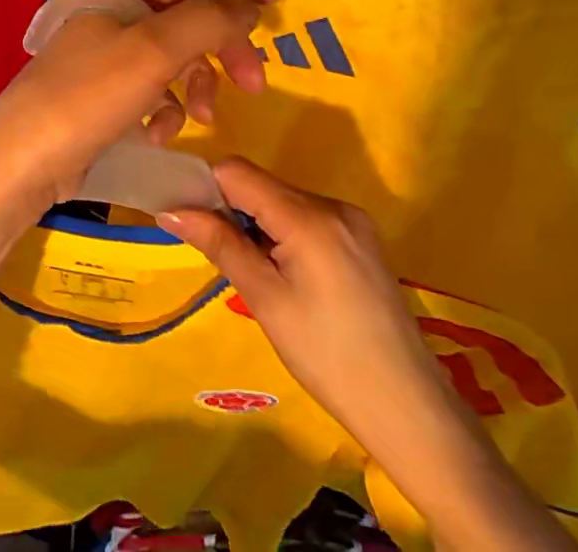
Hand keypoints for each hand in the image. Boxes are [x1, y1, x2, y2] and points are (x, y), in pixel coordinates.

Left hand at [0, 0, 281, 222]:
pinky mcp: (106, 99)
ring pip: (174, 61)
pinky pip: (152, 94)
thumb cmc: (89, 94)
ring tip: (198, 119)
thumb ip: (208, 19)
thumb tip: (249, 5)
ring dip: (194, 88)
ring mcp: (109, 61)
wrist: (25, 158)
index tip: (278, 0)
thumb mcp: (153, 48)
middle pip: (188, 20)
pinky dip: (163, 111)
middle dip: (224, 49)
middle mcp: (116, 20)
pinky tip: (155, 134)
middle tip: (255, 82)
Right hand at [155, 158, 444, 435]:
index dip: (205, 188)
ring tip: (255, 275)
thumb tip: (170, 210)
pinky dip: (283, 235)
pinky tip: (286, 276)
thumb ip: (219, 244)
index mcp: (308, 216)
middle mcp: (334, 206)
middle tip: (218, 257)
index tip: (187, 220)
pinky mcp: (362, 241)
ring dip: (257, 225)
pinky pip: (308, 219)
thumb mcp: (263, 298)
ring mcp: (353, 223)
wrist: (407, 406)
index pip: (237, 172)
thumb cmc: (324, 354)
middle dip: (231, 211)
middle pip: (262, 186)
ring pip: (284, 203)